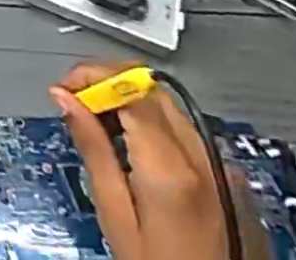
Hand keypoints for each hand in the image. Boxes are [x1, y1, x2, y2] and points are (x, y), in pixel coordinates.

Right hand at [50, 63, 262, 259]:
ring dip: (130, 101)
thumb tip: (63, 97)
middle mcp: (203, 156)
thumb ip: (93, 150)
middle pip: (151, 90)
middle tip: (76, 105)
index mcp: (171, 168)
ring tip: (100, 127)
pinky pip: (186, 130)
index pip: (131, 91)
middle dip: (108, 84)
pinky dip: (153, 123)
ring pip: (169, 106)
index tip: (64, 91)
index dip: (93, 77)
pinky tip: (134, 150)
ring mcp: (224, 166)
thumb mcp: (116, 218)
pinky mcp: (232, 178)